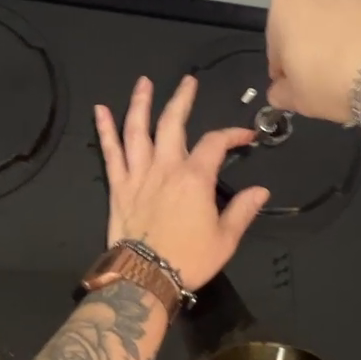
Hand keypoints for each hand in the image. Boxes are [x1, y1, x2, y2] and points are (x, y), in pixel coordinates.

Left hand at [94, 76, 269, 290]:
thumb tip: (260, 190)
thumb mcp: (225, 239)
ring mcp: (138, 174)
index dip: (232, 134)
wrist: (145, 278)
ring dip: (140, 103)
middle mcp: (166, 168)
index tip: (245, 136)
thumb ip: (242, 210)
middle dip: (182, 99)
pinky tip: (100, 111)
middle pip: (173, 123)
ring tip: (143, 83)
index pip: (215, 143)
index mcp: (195, 178)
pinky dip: (105, 130)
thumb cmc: (188, 259)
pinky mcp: (118, 186)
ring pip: (138, 130)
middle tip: (188, 82)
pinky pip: (110, 152)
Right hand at [265, 0, 360, 122]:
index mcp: (282, 9)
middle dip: (309, 50)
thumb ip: (280, 93)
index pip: (275, 48)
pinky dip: (360, 36)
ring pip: (332, 21)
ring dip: (335, 41)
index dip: (285, 73)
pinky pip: (360, 20)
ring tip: (351, 70)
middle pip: (303, 27)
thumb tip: (280, 90)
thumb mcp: (297, 99)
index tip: (298, 89)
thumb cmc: (333, 80)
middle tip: (324, 79)